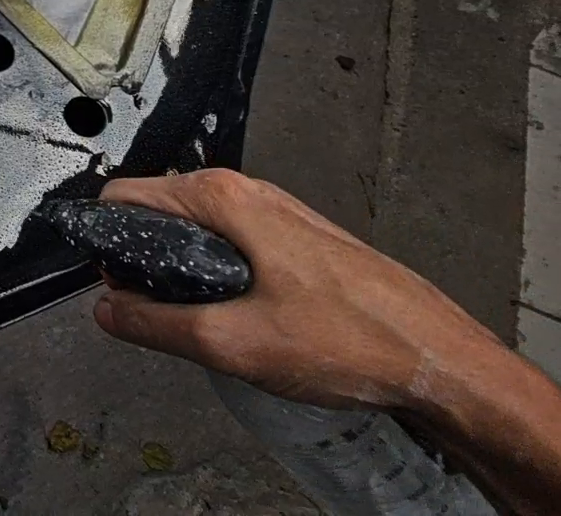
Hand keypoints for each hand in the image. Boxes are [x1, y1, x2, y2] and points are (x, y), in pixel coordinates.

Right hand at [92, 169, 504, 412]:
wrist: (453, 369)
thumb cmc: (351, 342)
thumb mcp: (229, 342)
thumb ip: (152, 324)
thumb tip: (106, 312)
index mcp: (220, 197)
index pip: (122, 197)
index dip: (109, 243)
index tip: (123, 285)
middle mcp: (245, 191)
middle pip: (156, 211)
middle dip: (146, 257)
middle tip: (165, 309)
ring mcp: (276, 210)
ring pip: (194, 229)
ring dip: (183, 266)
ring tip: (207, 314)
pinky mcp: (299, 235)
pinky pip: (231, 241)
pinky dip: (218, 270)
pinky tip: (244, 310)